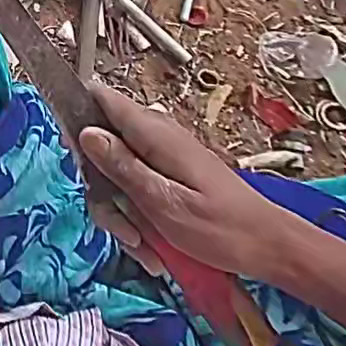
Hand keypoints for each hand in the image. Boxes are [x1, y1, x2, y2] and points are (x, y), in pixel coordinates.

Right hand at [80, 84, 305, 282]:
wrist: (270, 248)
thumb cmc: (221, 228)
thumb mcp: (164, 203)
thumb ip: (122, 166)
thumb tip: (85, 132)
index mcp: (152, 132)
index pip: (100, 97)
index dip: (76, 116)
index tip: (75, 158)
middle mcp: (153, 134)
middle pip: (101, 146)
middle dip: (103, 189)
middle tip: (122, 227)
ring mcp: (159, 154)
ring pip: (115, 173)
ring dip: (121, 212)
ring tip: (142, 244)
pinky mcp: (166, 173)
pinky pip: (135, 187)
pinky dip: (137, 215)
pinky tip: (151, 244)